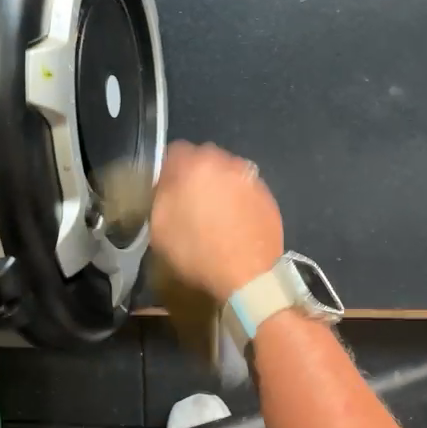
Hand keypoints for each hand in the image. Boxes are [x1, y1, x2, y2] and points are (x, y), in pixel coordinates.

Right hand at [151, 141, 284, 302]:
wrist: (249, 276)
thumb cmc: (198, 252)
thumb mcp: (160, 228)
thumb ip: (160, 195)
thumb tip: (165, 183)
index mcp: (194, 165)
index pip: (175, 151)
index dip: (168, 170)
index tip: (167, 189)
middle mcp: (224, 161)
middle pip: (203, 158)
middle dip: (195, 174)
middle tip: (190, 201)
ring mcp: (249, 176)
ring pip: (226, 171)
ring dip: (218, 184)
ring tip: (216, 213)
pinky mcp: (267, 193)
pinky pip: (245, 187)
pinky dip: (238, 197)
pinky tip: (235, 221)